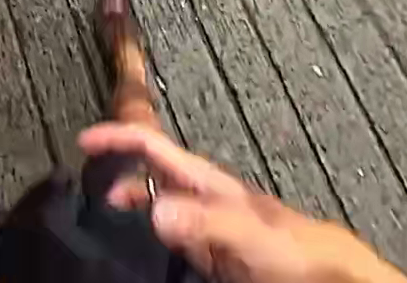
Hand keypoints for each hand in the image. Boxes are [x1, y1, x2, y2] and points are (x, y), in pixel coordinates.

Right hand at [79, 124, 406, 282]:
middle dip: (116, 169)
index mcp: (206, 180)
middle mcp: (200, 195)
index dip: (120, 138)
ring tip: (98, 220)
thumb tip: (154, 208)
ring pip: (155, 203)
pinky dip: (144, 233)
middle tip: (82, 186)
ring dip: (128, 203)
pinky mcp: (208, 252)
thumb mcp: (248, 230)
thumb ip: (206, 220)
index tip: (84, 139)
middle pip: (149, 172)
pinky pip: (166, 235)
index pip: (155, 146)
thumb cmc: (293, 246)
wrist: (324, 275)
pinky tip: (134, 251)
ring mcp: (204, 222)